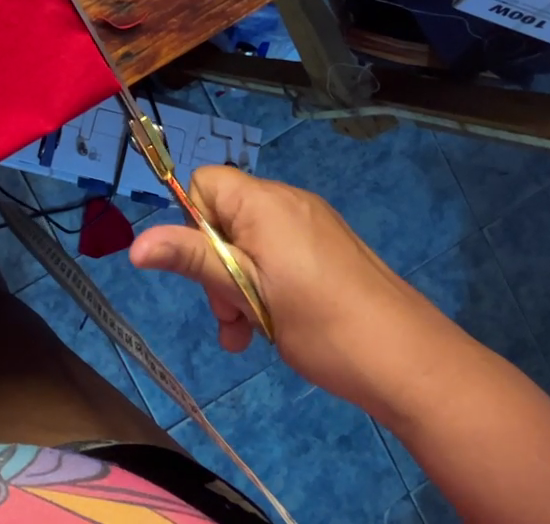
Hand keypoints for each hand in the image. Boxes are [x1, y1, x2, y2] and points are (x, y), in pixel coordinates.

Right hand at [130, 166, 467, 419]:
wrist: (415, 366)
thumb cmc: (322, 324)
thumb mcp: (246, 293)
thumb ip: (190, 260)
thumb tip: (134, 245)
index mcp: (264, 202)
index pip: (204, 182)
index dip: (193, 222)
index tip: (207, 268)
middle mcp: (288, 202)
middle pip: (224, 216)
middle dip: (214, 265)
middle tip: (230, 315)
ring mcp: (313, 225)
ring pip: (248, 242)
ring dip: (237, 284)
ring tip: (248, 332)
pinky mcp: (330, 250)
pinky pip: (278, 254)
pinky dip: (265, 285)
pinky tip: (272, 327)